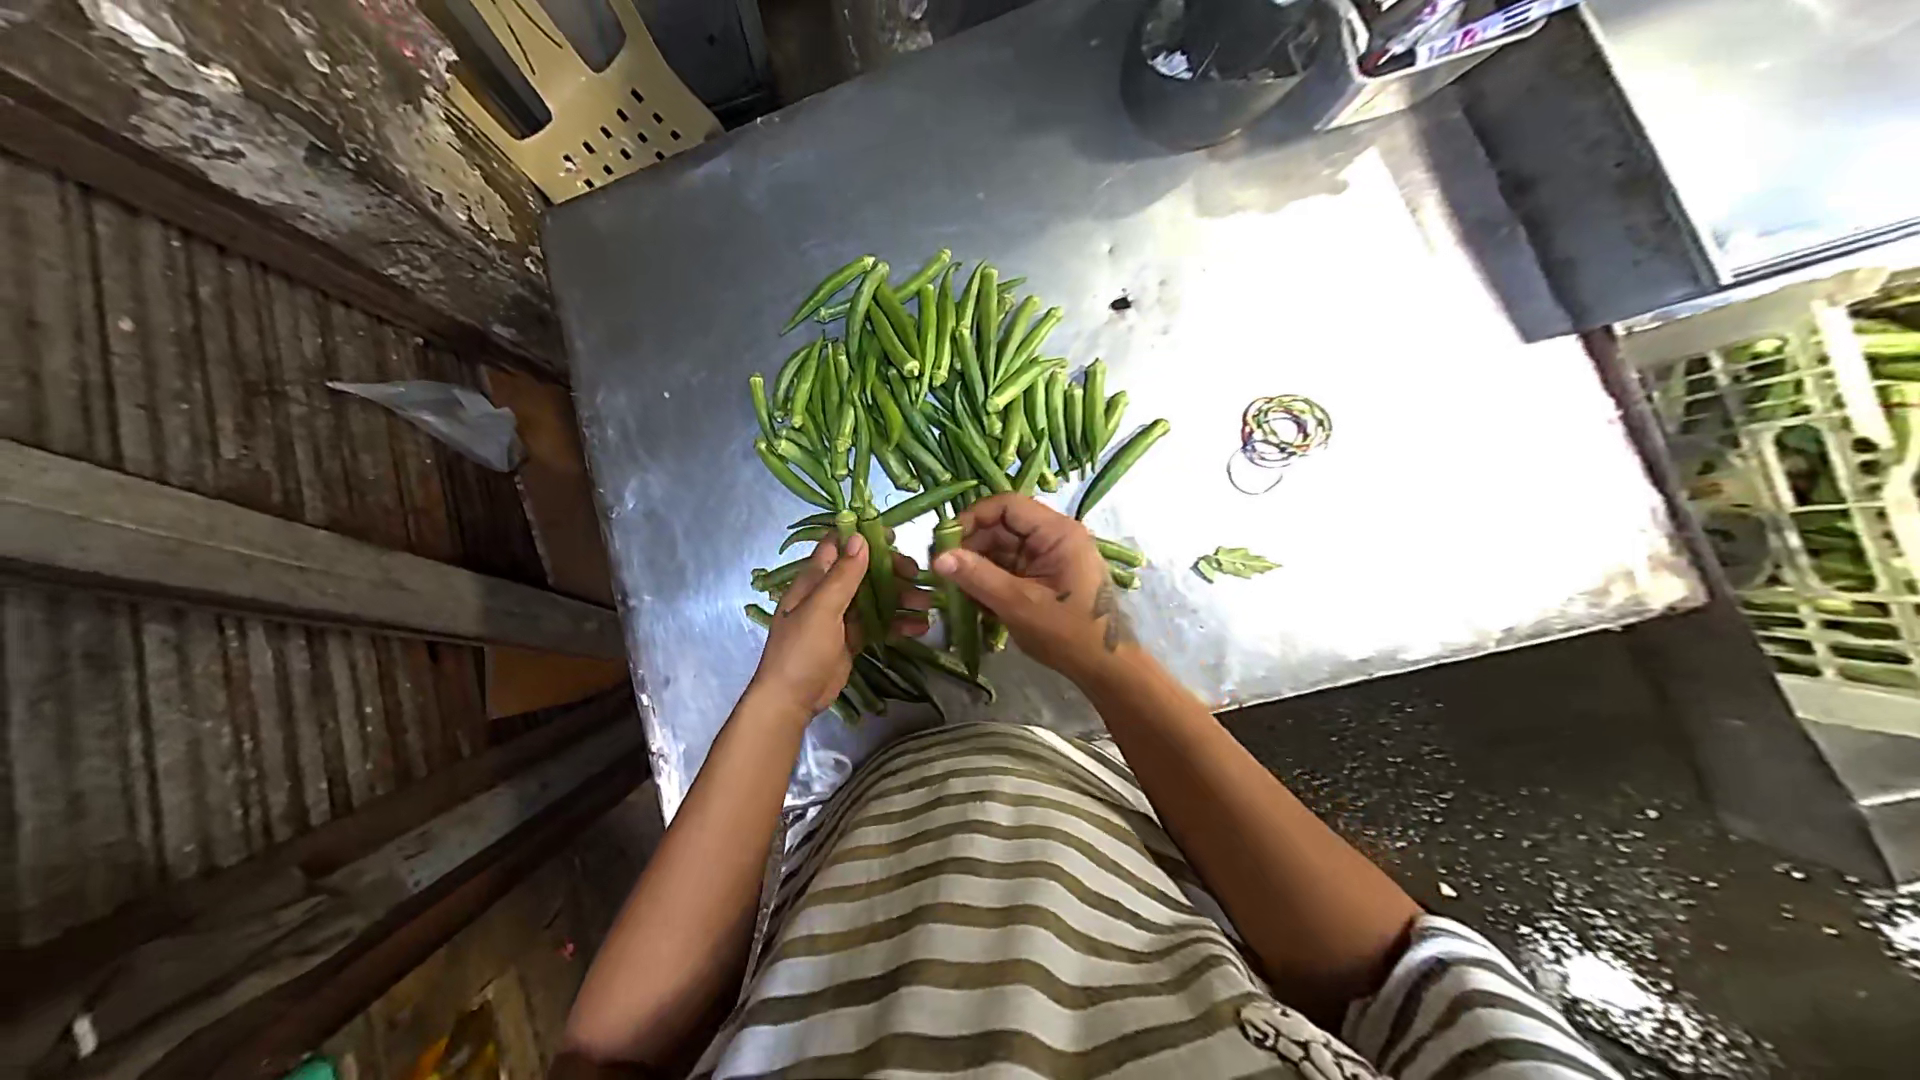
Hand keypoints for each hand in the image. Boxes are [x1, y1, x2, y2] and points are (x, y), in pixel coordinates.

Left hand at [748, 535, 932, 721]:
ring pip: (874, 598)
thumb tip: (859, 537)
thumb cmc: (801, 651)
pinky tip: (919, 627)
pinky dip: (897, 623)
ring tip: (927, 604)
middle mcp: (827, 593)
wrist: (791, 701)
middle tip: (916, 575)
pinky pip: (877, 624)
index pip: (838, 546)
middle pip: (863, 571)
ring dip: (900, 598)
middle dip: (891, 570)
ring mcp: (840, 616)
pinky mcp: (851, 638)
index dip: (862, 537)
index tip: (893, 538)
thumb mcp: (822, 609)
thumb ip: (843, 575)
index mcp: (814, 580)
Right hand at [931, 494, 1135, 683]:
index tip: (946, 541)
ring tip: (955, 588)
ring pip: (1002, 549)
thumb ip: (978, 577)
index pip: (1008, 505)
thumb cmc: (1068, 633)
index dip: (973, 517)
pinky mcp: (1044, 576)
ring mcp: (1049, 557)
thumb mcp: (1019, 604)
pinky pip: (1010, 567)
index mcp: (1057, 532)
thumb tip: (938, 558)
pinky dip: (990, 580)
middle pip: (1002, 526)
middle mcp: (1054, 537)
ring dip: (977, 566)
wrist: (1104, 667)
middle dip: (971, 546)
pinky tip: (974, 600)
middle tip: (943, 569)